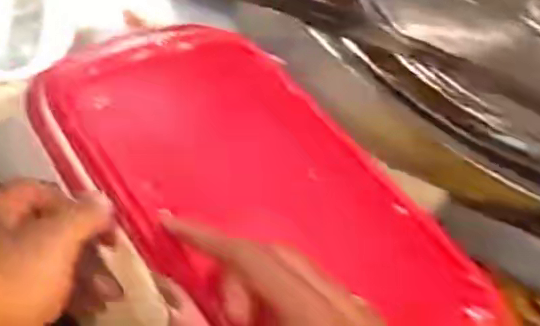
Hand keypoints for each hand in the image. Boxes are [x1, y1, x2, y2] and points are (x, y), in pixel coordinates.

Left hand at [0, 181, 121, 325]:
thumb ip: (80, 217)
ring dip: (83, 277)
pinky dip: (69, 296)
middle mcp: (3, 227)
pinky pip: (43, 289)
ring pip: (50, 261)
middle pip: (51, 228)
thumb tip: (102, 197)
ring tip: (109, 299)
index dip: (81, 207)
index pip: (48, 191)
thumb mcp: (54, 241)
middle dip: (87, 250)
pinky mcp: (7, 297)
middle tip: (115, 277)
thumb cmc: (16, 277)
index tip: (111, 232)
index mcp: (7, 203)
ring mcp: (3, 263)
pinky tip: (89, 312)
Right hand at [161, 219, 383, 325]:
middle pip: (278, 254)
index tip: (165, 222)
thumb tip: (170, 296)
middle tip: (222, 307)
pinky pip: (334, 297)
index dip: (203, 235)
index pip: (250, 254)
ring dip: (267, 282)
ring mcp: (373, 319)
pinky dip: (299, 296)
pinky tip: (284, 320)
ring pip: (308, 273)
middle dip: (237, 265)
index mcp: (319, 314)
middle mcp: (351, 306)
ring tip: (248, 318)